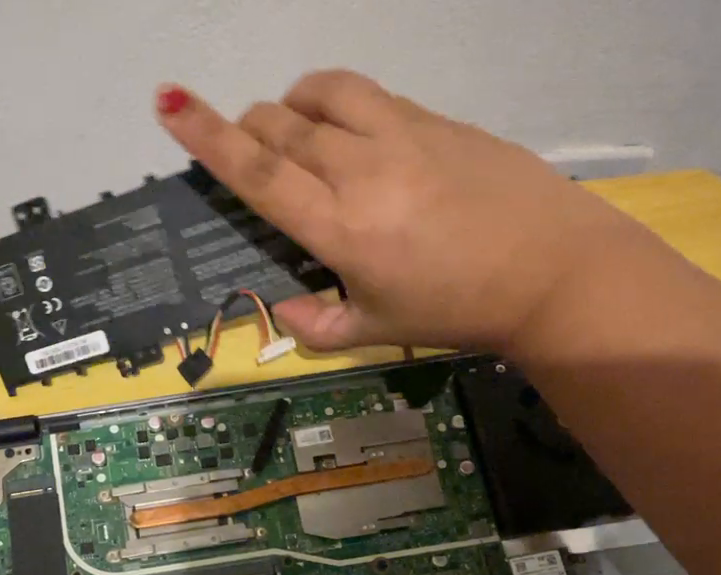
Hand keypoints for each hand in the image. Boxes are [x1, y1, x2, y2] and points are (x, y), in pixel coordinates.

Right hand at [155, 72, 649, 354]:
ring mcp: (402, 136)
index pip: (260, 174)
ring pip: (321, 96)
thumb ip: (318, 326)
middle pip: (281, 129)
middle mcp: (362, 171)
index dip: (208, 138)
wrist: (551, 270)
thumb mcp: (379, 332)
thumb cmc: (457, 310)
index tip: (169, 100)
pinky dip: (334, 101)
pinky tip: (341, 125)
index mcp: (342, 230)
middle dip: (246, 130)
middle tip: (244, 149)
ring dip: (289, 106)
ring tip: (288, 128)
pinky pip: (367, 94)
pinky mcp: (435, 120)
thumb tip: (281, 311)